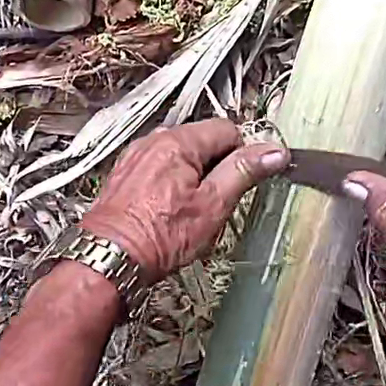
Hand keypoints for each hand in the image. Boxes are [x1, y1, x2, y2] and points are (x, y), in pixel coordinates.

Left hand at [80, 119, 290, 282]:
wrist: (111, 256)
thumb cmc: (158, 235)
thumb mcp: (213, 204)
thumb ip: (243, 172)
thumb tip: (274, 151)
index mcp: (177, 142)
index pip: (227, 130)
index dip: (240, 157)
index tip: (238, 183)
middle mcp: (153, 142)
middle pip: (202, 142)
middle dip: (214, 169)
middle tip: (211, 203)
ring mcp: (135, 157)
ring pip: (179, 158)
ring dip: (191, 179)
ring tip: (186, 211)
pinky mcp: (124, 174)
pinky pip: (157, 170)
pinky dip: (168, 186)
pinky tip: (166, 211)